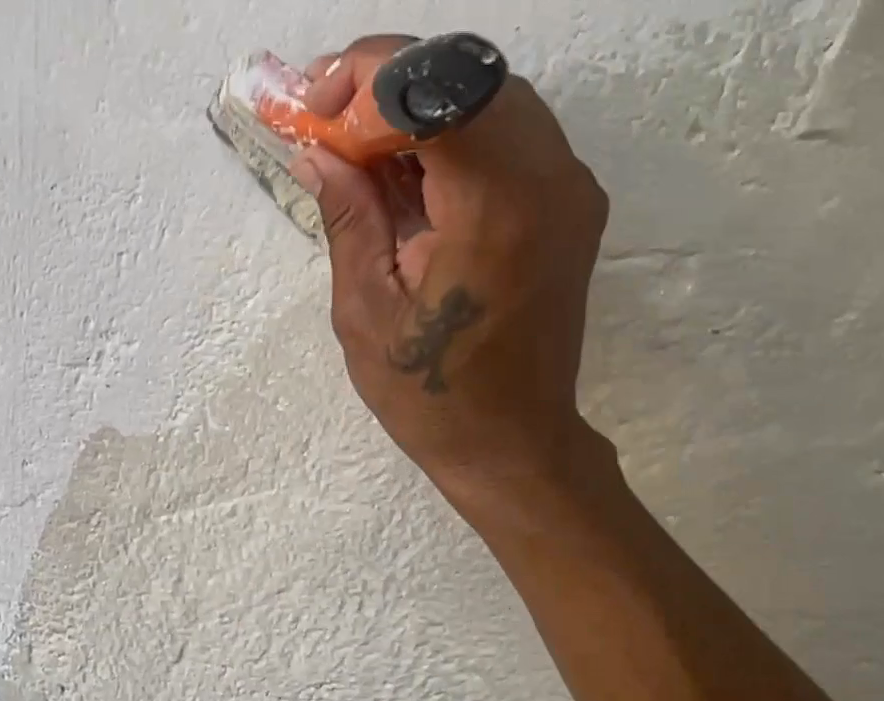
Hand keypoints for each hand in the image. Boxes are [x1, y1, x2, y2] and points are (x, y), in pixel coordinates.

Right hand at [289, 36, 613, 502]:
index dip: (370, 78)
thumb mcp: (365, 308)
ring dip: (419, 106)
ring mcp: (569, 187)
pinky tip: (404, 173)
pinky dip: (452, 134)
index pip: (440, 88)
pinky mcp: (569, 202)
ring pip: (493, 98)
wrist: (509, 440)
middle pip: (471, 78)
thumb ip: (347, 217)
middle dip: (389, 84)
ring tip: (356, 147)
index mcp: (496, 208)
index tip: (314, 107)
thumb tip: (315, 153)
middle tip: (325, 122)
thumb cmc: (426, 391)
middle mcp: (549, 179)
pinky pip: (510, 135)